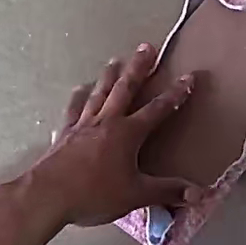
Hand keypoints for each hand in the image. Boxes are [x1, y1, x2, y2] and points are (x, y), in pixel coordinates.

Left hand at [23, 44, 203, 226]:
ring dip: (110, 76)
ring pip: (100, 93)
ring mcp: (83, 126)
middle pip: (125, 88)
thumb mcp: (137, 194)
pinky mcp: (64, 134)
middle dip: (138, 68)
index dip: (176, 94)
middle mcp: (107, 122)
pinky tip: (80, 89)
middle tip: (146, 47)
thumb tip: (199, 194)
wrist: (46, 197)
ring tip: (116, 60)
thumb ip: (168, 191)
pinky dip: (78, 97)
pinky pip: (73, 109)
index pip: (158, 109)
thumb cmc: (95, 194)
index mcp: (128, 133)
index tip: (188, 77)